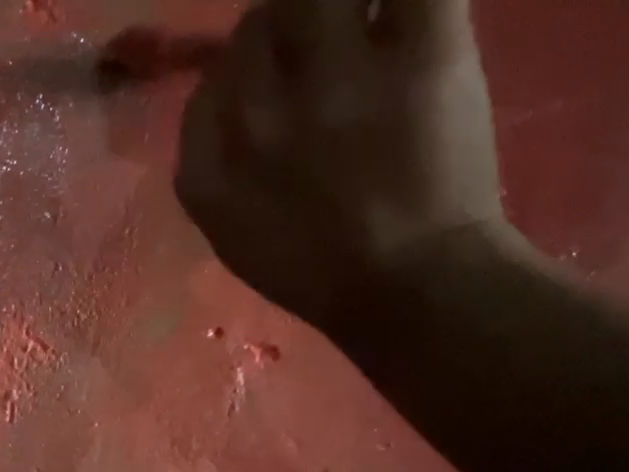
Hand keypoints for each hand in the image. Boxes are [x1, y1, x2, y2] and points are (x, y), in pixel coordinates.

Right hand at [175, 0, 508, 331]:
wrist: (409, 286)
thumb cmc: (315, 274)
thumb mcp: (229, 232)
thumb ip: (210, 166)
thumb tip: (215, 100)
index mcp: (208, 163)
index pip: (209, 81)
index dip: (243, 71)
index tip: (271, 83)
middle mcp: (258, 112)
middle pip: (259, 23)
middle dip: (286, 26)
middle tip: (322, 44)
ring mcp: (337, 77)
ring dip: (336, 6)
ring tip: (362, 29)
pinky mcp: (419, 53)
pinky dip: (399, 1)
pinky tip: (401, 20)